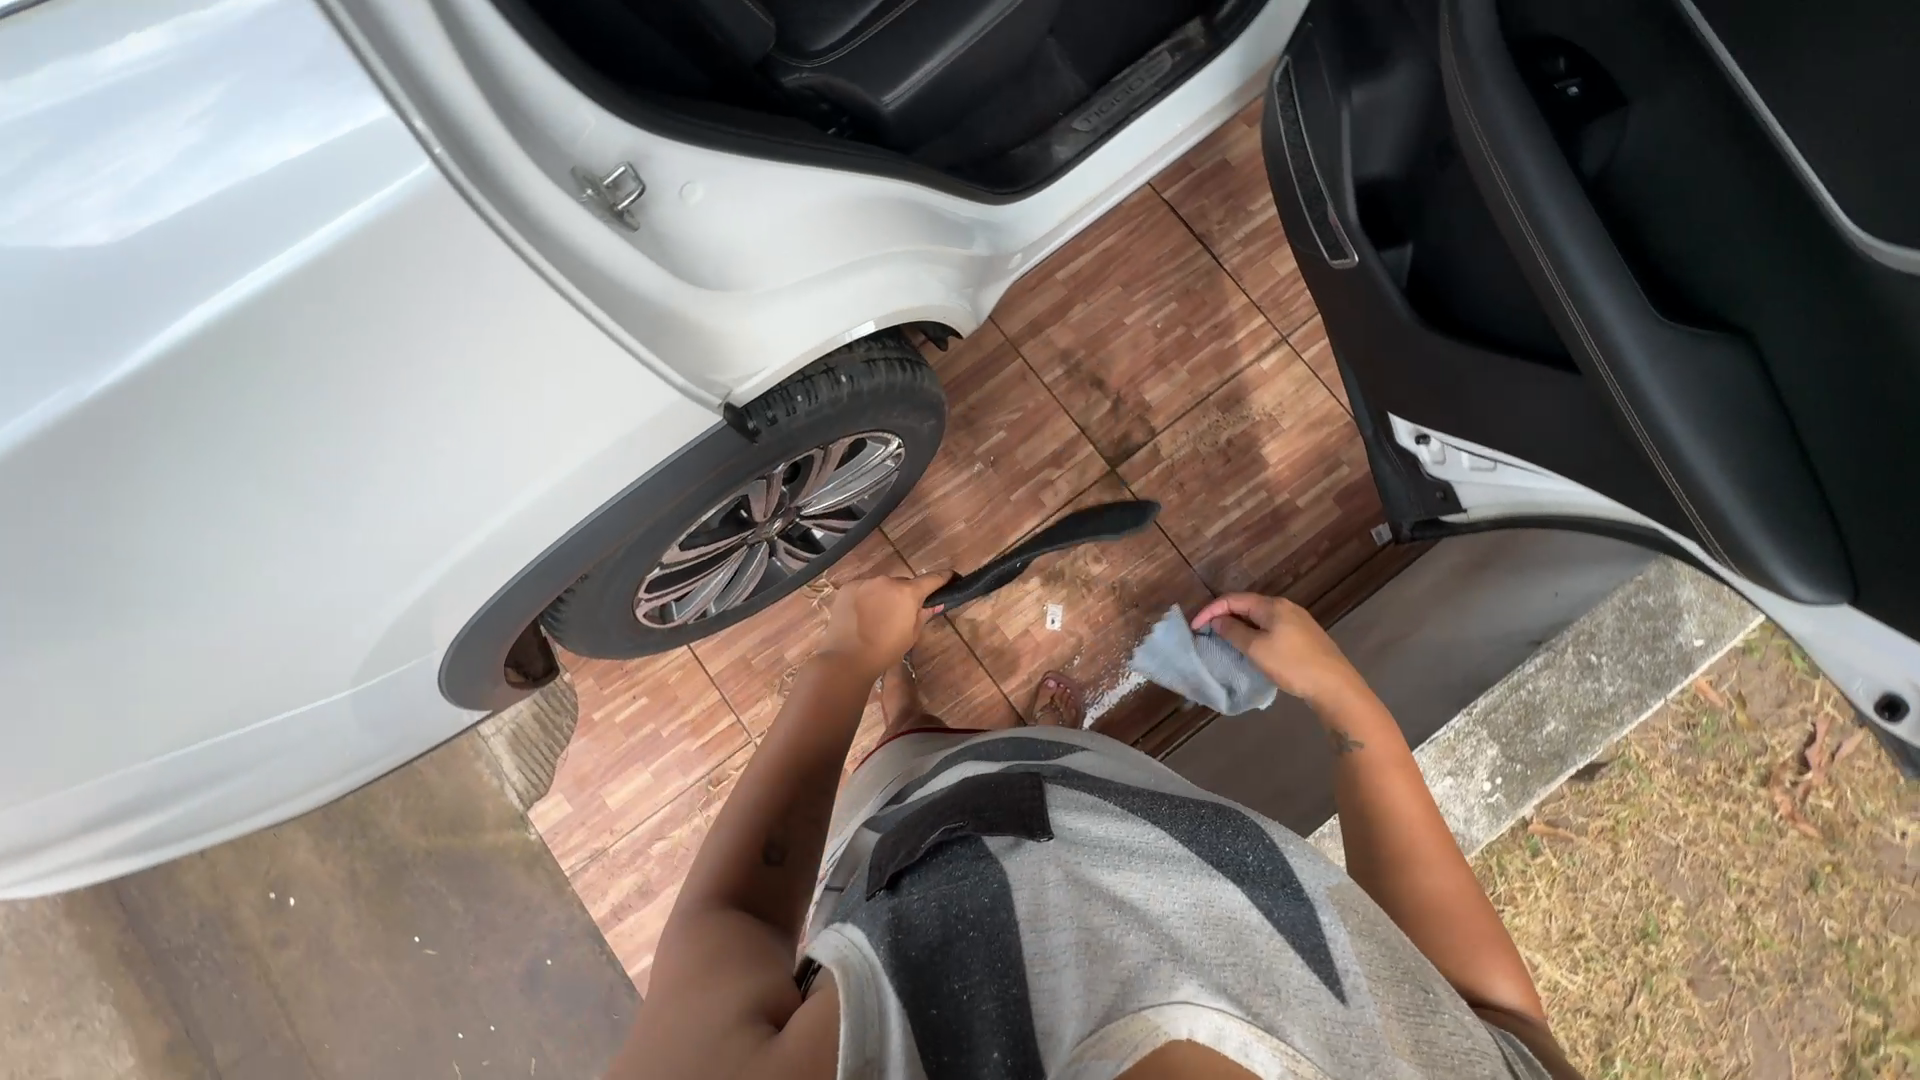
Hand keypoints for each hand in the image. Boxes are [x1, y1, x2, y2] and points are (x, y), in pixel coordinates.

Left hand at [816, 570, 953, 677]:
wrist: (846, 658)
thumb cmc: (885, 651)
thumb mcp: (911, 636)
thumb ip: (923, 615)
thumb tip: (935, 604)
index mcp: (908, 593)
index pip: (931, 579)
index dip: (943, 578)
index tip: (950, 577)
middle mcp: (887, 581)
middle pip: (903, 583)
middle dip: (906, 594)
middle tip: (903, 612)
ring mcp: (865, 582)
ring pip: (882, 585)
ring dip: (885, 595)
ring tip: (878, 616)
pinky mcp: (848, 587)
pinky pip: (864, 588)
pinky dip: (867, 597)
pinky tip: (862, 615)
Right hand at [1190, 593, 1364, 708]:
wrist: (1335, 686)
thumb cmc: (1292, 664)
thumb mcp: (1256, 649)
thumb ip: (1233, 631)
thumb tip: (1218, 620)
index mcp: (1272, 606)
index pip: (1233, 599)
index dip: (1210, 610)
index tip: (1195, 626)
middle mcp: (1285, 607)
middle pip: (1246, 605)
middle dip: (1224, 616)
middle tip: (1207, 632)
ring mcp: (1297, 620)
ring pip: (1259, 617)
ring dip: (1239, 625)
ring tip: (1224, 639)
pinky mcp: (1304, 635)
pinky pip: (1271, 626)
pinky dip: (1254, 632)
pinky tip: (1251, 646)